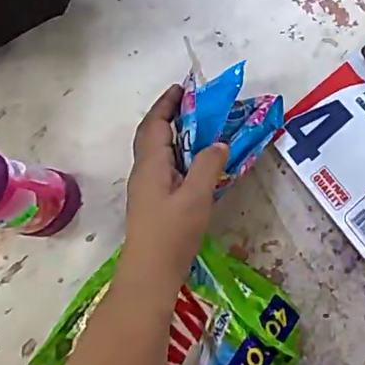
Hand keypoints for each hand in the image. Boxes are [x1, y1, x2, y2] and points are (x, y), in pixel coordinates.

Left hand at [121, 86, 222, 284]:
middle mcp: (145, 172)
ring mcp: (147, 188)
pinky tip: (198, 162)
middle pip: (153, 135)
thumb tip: (219, 143)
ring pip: (159, 151)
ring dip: (176, 135)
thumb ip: (209, 165)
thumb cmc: (171, 233)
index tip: (182, 88)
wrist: (149, 276)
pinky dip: (180, 154)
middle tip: (195, 104)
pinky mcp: (154, 202)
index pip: (155, 124)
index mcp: (151, 164)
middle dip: (170, 115)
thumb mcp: (197, 196)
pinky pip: (166, 166)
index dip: (166, 104)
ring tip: (201, 127)